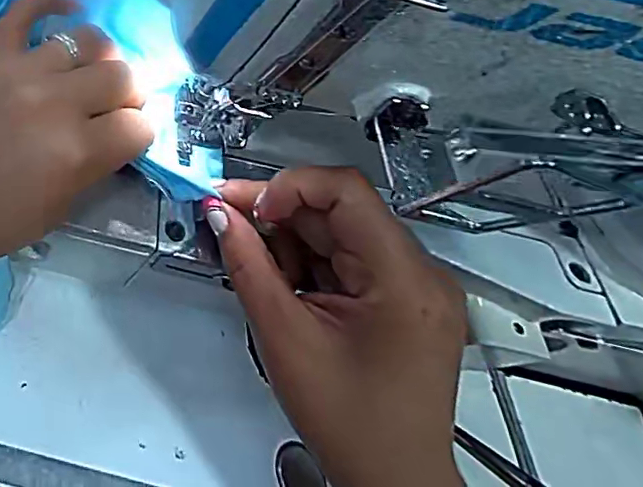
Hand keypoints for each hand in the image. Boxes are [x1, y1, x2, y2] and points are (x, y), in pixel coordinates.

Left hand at [0, 0, 152, 274]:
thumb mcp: (59, 209)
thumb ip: (97, 165)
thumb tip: (122, 131)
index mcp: (76, 152)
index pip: (138, 125)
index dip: (139, 132)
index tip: (127, 136)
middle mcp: (56, 102)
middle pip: (121, 76)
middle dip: (127, 95)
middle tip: (110, 107)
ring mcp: (21, 69)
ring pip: (89, 38)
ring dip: (99, 57)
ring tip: (88, 72)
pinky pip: (27, 9)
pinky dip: (52, 2)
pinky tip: (68, 8)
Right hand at [208, 167, 467, 486]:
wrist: (392, 482)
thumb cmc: (356, 429)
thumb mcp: (285, 338)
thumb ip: (247, 264)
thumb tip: (222, 214)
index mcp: (404, 279)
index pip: (346, 190)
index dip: (290, 186)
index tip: (249, 204)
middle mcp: (420, 272)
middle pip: (337, 208)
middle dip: (280, 213)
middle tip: (232, 220)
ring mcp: (414, 282)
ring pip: (337, 227)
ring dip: (292, 239)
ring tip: (266, 273)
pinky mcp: (402, 292)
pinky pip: (347, 252)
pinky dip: (309, 259)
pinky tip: (290, 286)